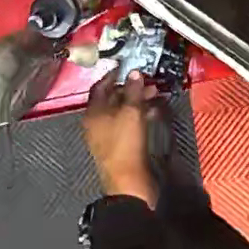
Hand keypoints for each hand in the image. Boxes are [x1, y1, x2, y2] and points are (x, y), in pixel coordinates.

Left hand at [82, 71, 160, 206]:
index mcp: (93, 113)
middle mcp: (96, 123)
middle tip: (146, 82)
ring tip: (154, 95)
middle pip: (112, 98)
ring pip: (121, 111)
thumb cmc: (125, 144)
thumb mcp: (131, 111)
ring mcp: (107, 136)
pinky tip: (152, 112)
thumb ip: (133, 90)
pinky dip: (138, 115)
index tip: (125, 67)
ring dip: (137, 101)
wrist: (129, 182)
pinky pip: (127, 124)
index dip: (113, 74)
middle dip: (130, 88)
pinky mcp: (119, 146)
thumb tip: (135, 73)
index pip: (100, 86)